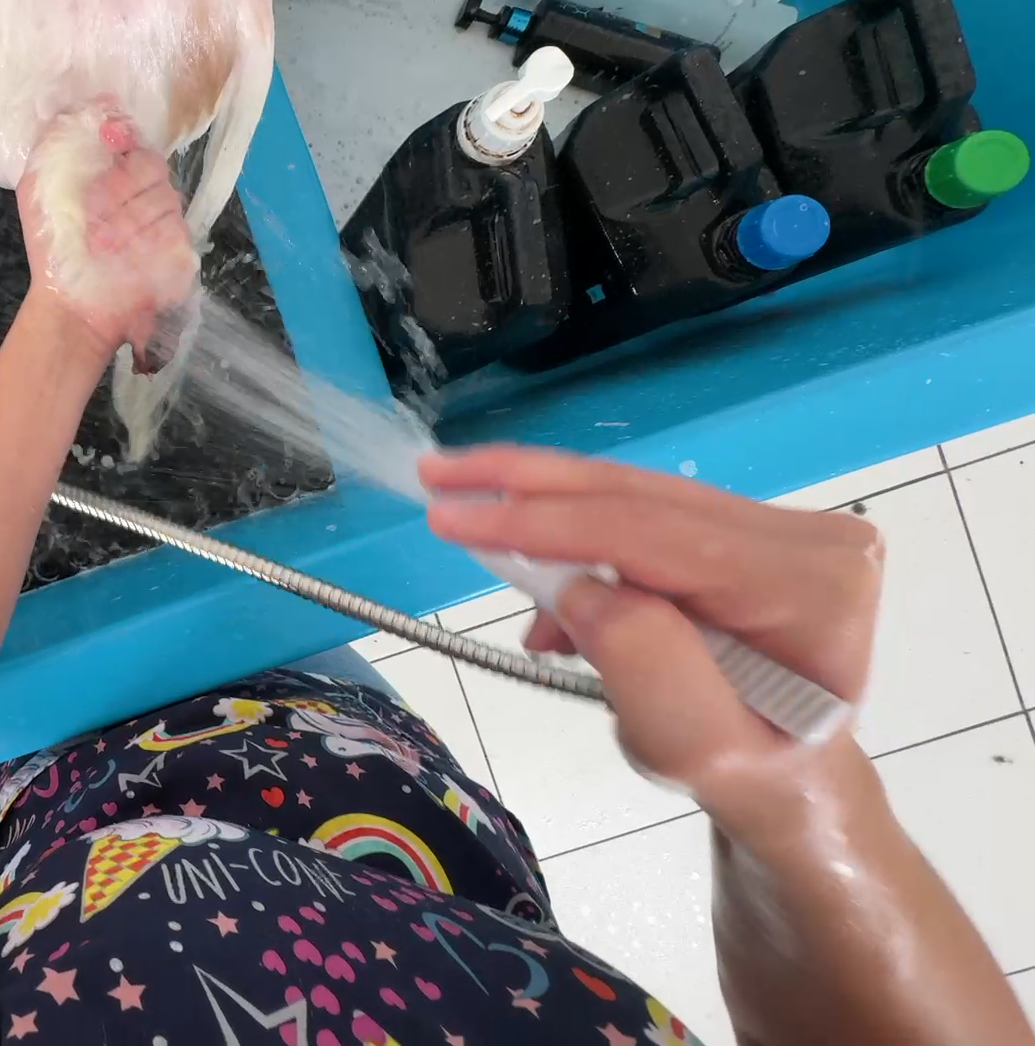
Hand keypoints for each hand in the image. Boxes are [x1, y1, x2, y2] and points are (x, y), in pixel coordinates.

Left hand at [17, 110, 197, 365]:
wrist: (69, 302)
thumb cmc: (54, 246)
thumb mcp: (41, 184)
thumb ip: (62, 138)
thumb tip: (101, 101)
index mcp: (117, 171)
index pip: (134, 138)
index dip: (123, 136)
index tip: (108, 143)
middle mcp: (145, 192)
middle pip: (152, 166)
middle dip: (119, 187)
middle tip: (92, 210)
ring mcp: (164, 222)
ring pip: (164, 200)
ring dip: (127, 222)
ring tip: (98, 246)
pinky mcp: (177, 253)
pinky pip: (175, 234)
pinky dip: (146, 245)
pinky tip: (123, 259)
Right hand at [420, 446, 884, 834]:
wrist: (779, 767)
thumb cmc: (736, 768)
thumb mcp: (692, 744)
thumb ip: (644, 663)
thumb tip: (576, 588)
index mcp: (805, 583)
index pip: (643, 533)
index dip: (537, 522)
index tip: (446, 518)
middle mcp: (798, 534)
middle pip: (627, 494)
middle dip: (520, 482)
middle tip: (435, 473)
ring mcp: (765, 523)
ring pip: (619, 493)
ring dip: (529, 497)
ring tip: (456, 502)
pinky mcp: (727, 525)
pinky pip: (622, 510)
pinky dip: (557, 528)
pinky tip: (527, 569)